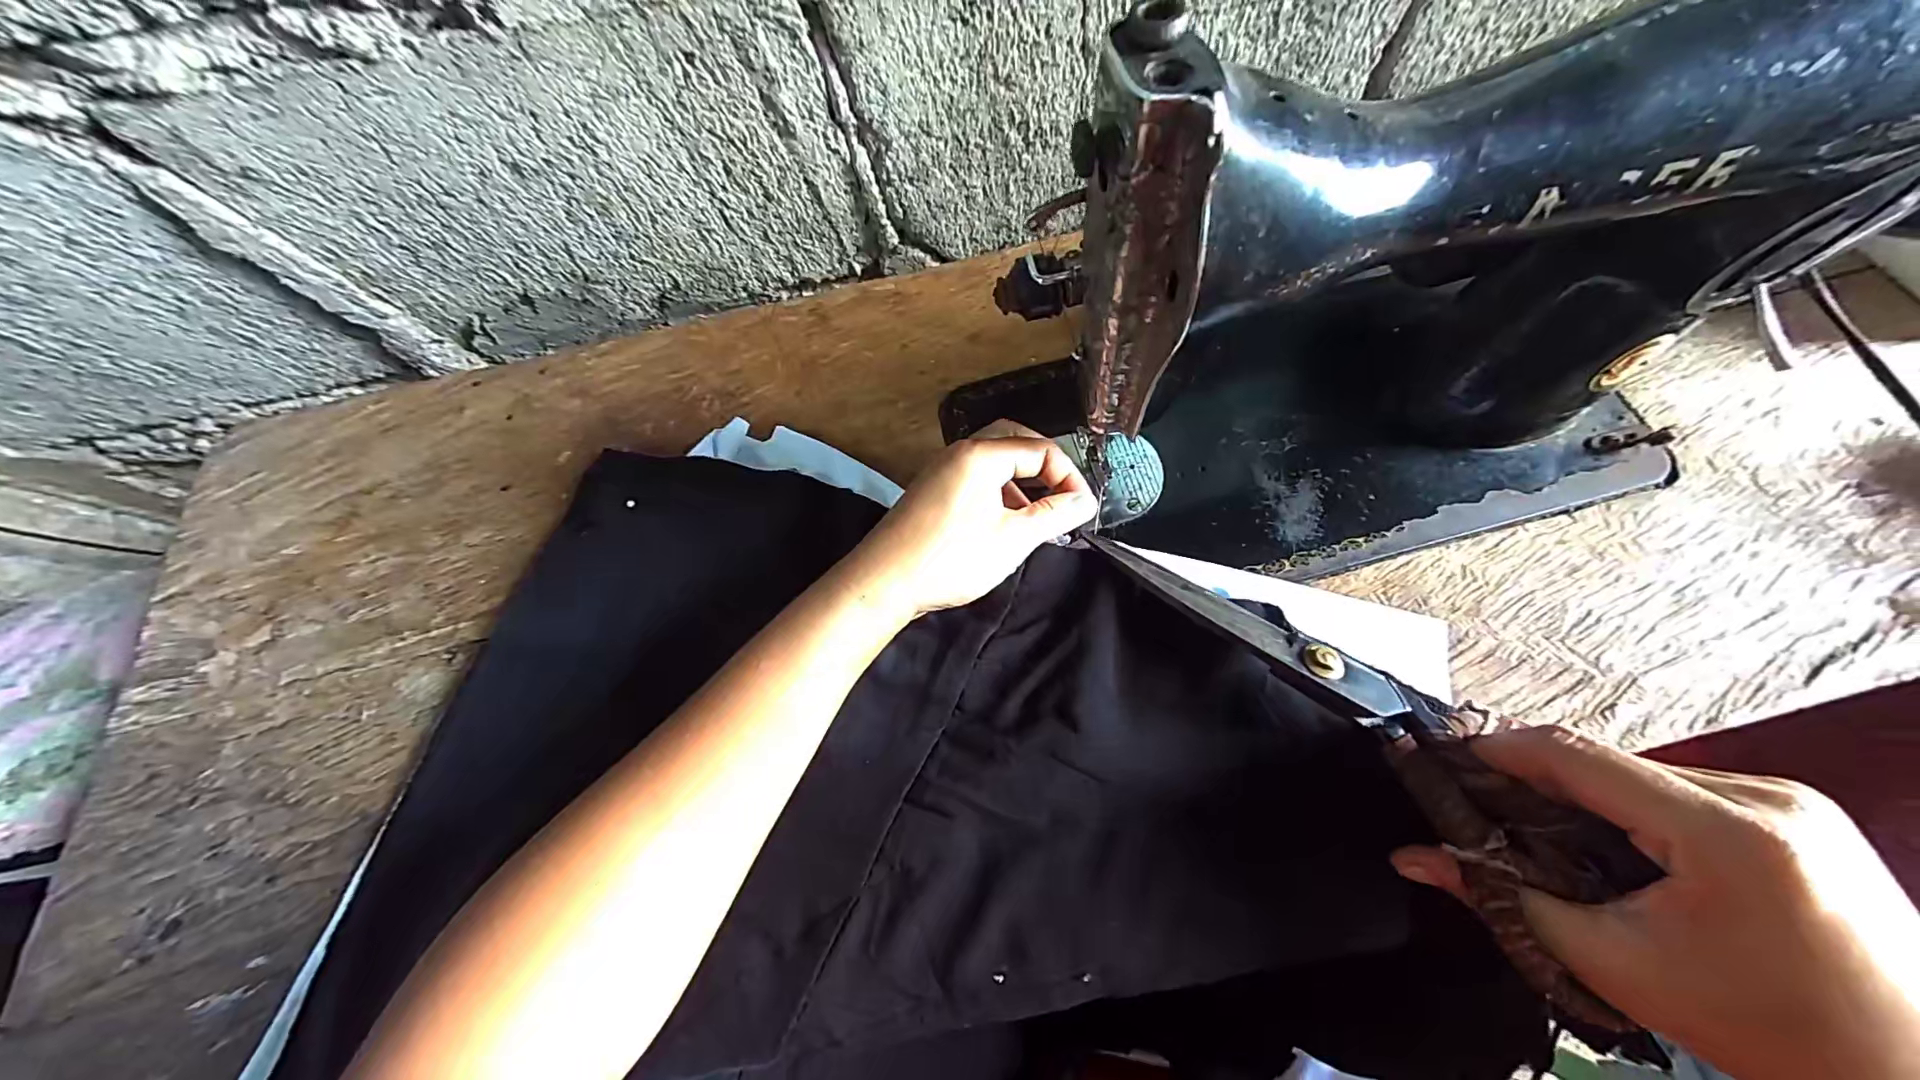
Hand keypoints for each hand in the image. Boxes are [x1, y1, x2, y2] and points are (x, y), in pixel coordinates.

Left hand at [836, 420, 1095, 618]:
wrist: (885, 582)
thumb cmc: (946, 559)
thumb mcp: (1013, 538)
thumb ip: (1054, 515)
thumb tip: (1083, 502)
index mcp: (980, 456)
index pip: (1041, 450)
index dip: (1068, 477)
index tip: (1080, 507)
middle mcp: (958, 454)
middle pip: (1016, 443)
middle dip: (1045, 468)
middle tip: (1063, 495)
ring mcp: (943, 472)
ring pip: (995, 462)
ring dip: (1022, 481)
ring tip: (1039, 515)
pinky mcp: (934, 492)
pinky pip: (976, 479)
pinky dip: (1000, 492)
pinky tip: (1008, 523)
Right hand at [1390, 727, 1919, 1079]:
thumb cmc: (1770, 1032)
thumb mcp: (1612, 963)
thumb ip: (1501, 896)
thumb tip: (1413, 858)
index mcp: (1728, 832)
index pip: (1576, 755)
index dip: (1498, 749)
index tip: (1445, 759)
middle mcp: (1766, 797)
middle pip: (1605, 762)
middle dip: (1538, 782)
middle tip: (1489, 810)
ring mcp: (1791, 800)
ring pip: (1637, 773)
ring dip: (1583, 795)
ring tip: (1552, 835)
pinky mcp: (1799, 811)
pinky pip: (1677, 788)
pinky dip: (1629, 806)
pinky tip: (1619, 844)